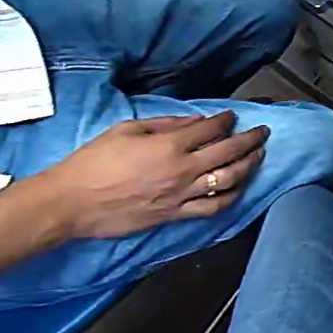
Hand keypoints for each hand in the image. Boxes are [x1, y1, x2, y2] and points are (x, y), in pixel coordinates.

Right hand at [29, 112, 268, 239]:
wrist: (69, 203)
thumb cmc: (92, 162)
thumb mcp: (127, 129)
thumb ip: (167, 124)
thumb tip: (196, 122)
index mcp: (170, 146)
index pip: (212, 129)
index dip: (227, 120)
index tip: (232, 116)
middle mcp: (183, 171)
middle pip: (231, 152)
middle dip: (252, 139)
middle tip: (263, 132)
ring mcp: (181, 196)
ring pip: (229, 180)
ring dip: (249, 166)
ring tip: (259, 156)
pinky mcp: (174, 216)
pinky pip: (212, 208)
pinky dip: (231, 197)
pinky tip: (239, 188)